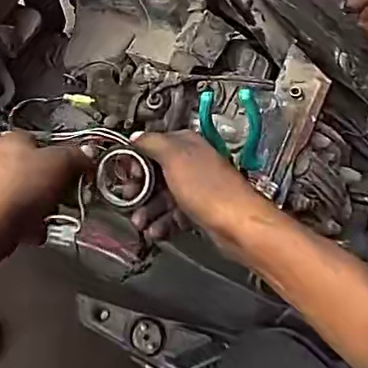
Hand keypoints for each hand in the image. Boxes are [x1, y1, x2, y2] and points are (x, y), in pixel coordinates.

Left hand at [0, 131, 90, 247]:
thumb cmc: (21, 187)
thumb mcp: (59, 164)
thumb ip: (77, 156)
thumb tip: (89, 152)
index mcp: (16, 139)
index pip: (48, 140)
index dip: (68, 154)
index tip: (83, 167)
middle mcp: (4, 160)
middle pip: (43, 169)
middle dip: (59, 186)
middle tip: (70, 194)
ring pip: (35, 196)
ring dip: (48, 208)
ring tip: (52, 214)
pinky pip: (25, 217)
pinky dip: (33, 225)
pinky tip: (36, 229)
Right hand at [131, 131, 279, 246]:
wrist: (239, 226)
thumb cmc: (210, 190)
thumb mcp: (174, 158)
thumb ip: (152, 143)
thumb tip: (136, 135)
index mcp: (186, 144)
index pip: (152, 145)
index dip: (136, 160)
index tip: (127, 174)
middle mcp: (191, 163)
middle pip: (155, 173)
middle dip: (140, 189)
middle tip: (130, 200)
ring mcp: (196, 187)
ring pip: (163, 196)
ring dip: (149, 209)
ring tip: (140, 222)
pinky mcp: (200, 210)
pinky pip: (174, 214)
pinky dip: (163, 222)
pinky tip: (155, 231)